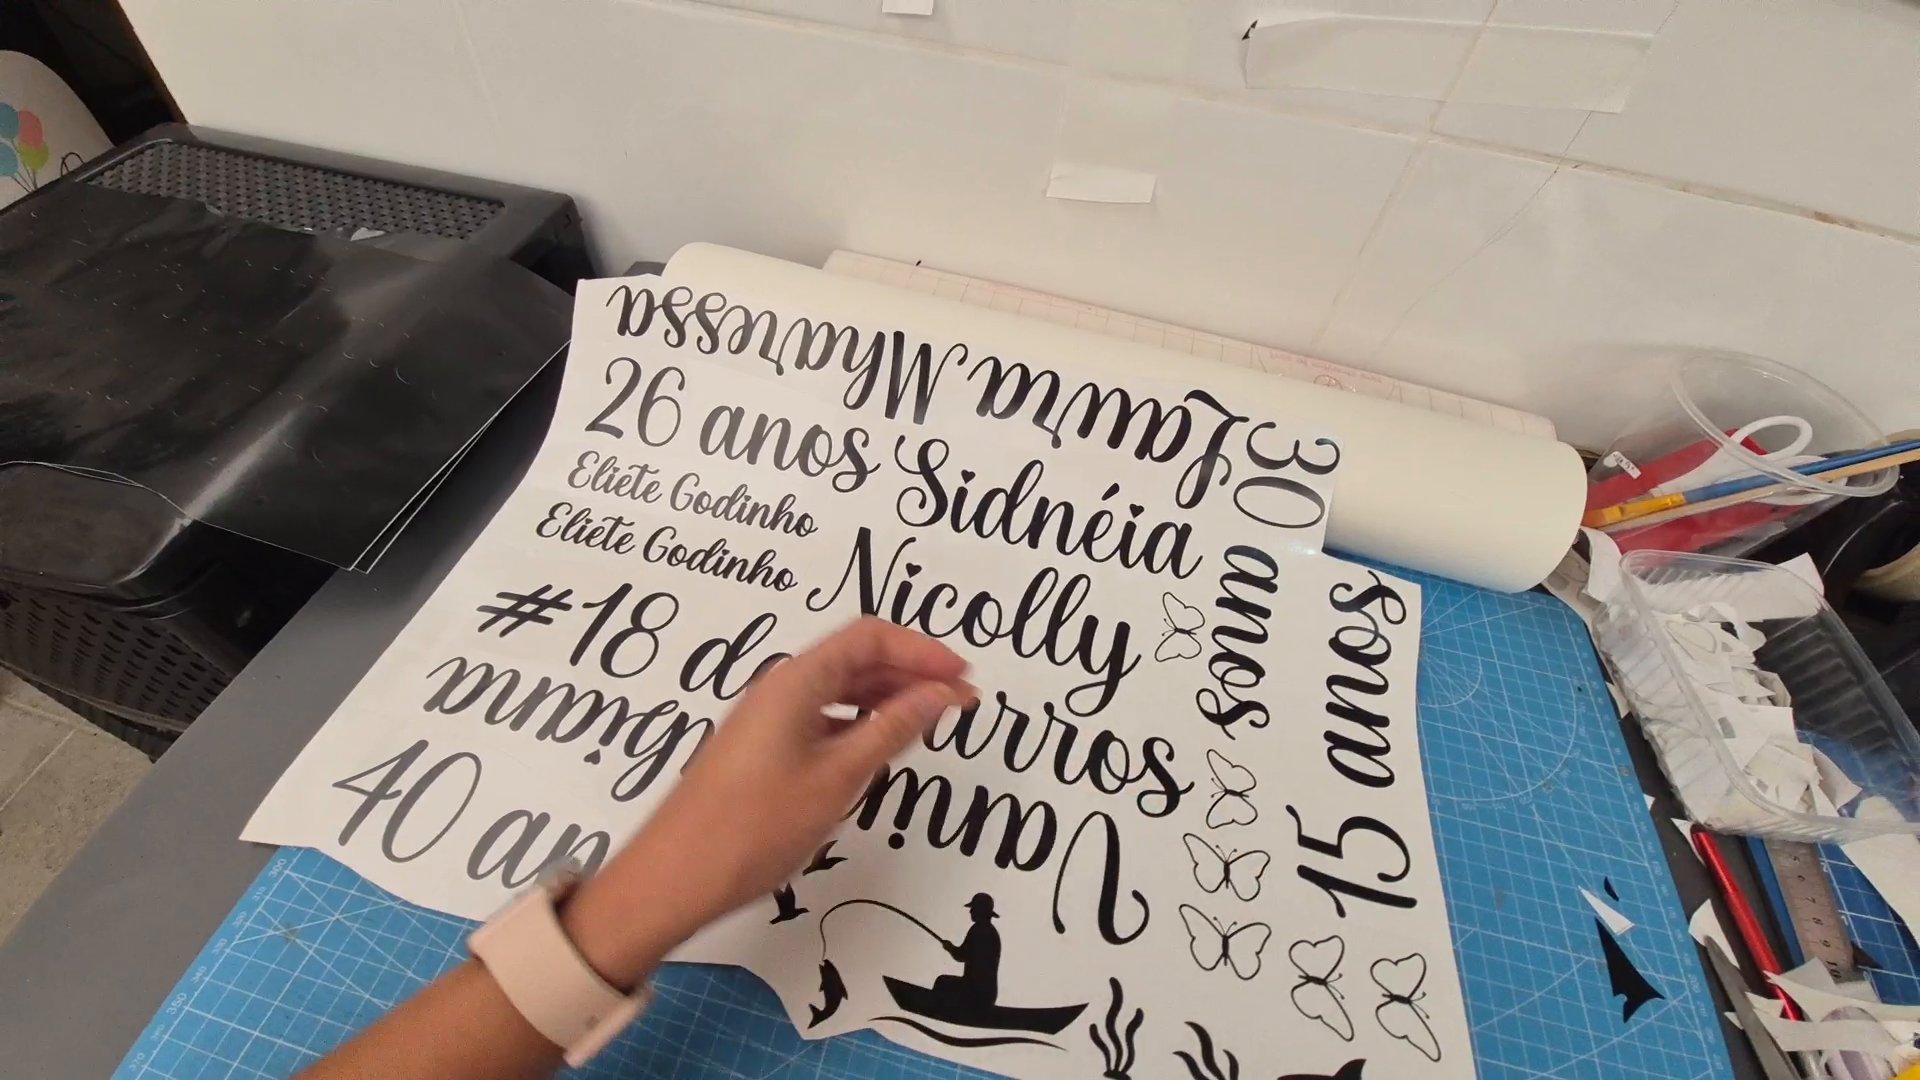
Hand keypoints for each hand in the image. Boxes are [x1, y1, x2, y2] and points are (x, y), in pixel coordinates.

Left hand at [560, 618, 974, 985]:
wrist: (671, 880)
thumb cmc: (755, 825)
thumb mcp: (837, 776)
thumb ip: (893, 728)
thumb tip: (943, 692)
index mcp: (797, 679)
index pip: (870, 637)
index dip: (921, 650)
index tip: (961, 677)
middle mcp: (783, 686)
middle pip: (857, 658)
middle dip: (911, 672)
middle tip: (958, 702)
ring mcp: (771, 715)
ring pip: (841, 688)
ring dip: (888, 697)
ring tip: (930, 722)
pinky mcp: (766, 744)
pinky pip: (825, 716)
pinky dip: (860, 722)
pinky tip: (880, 745)